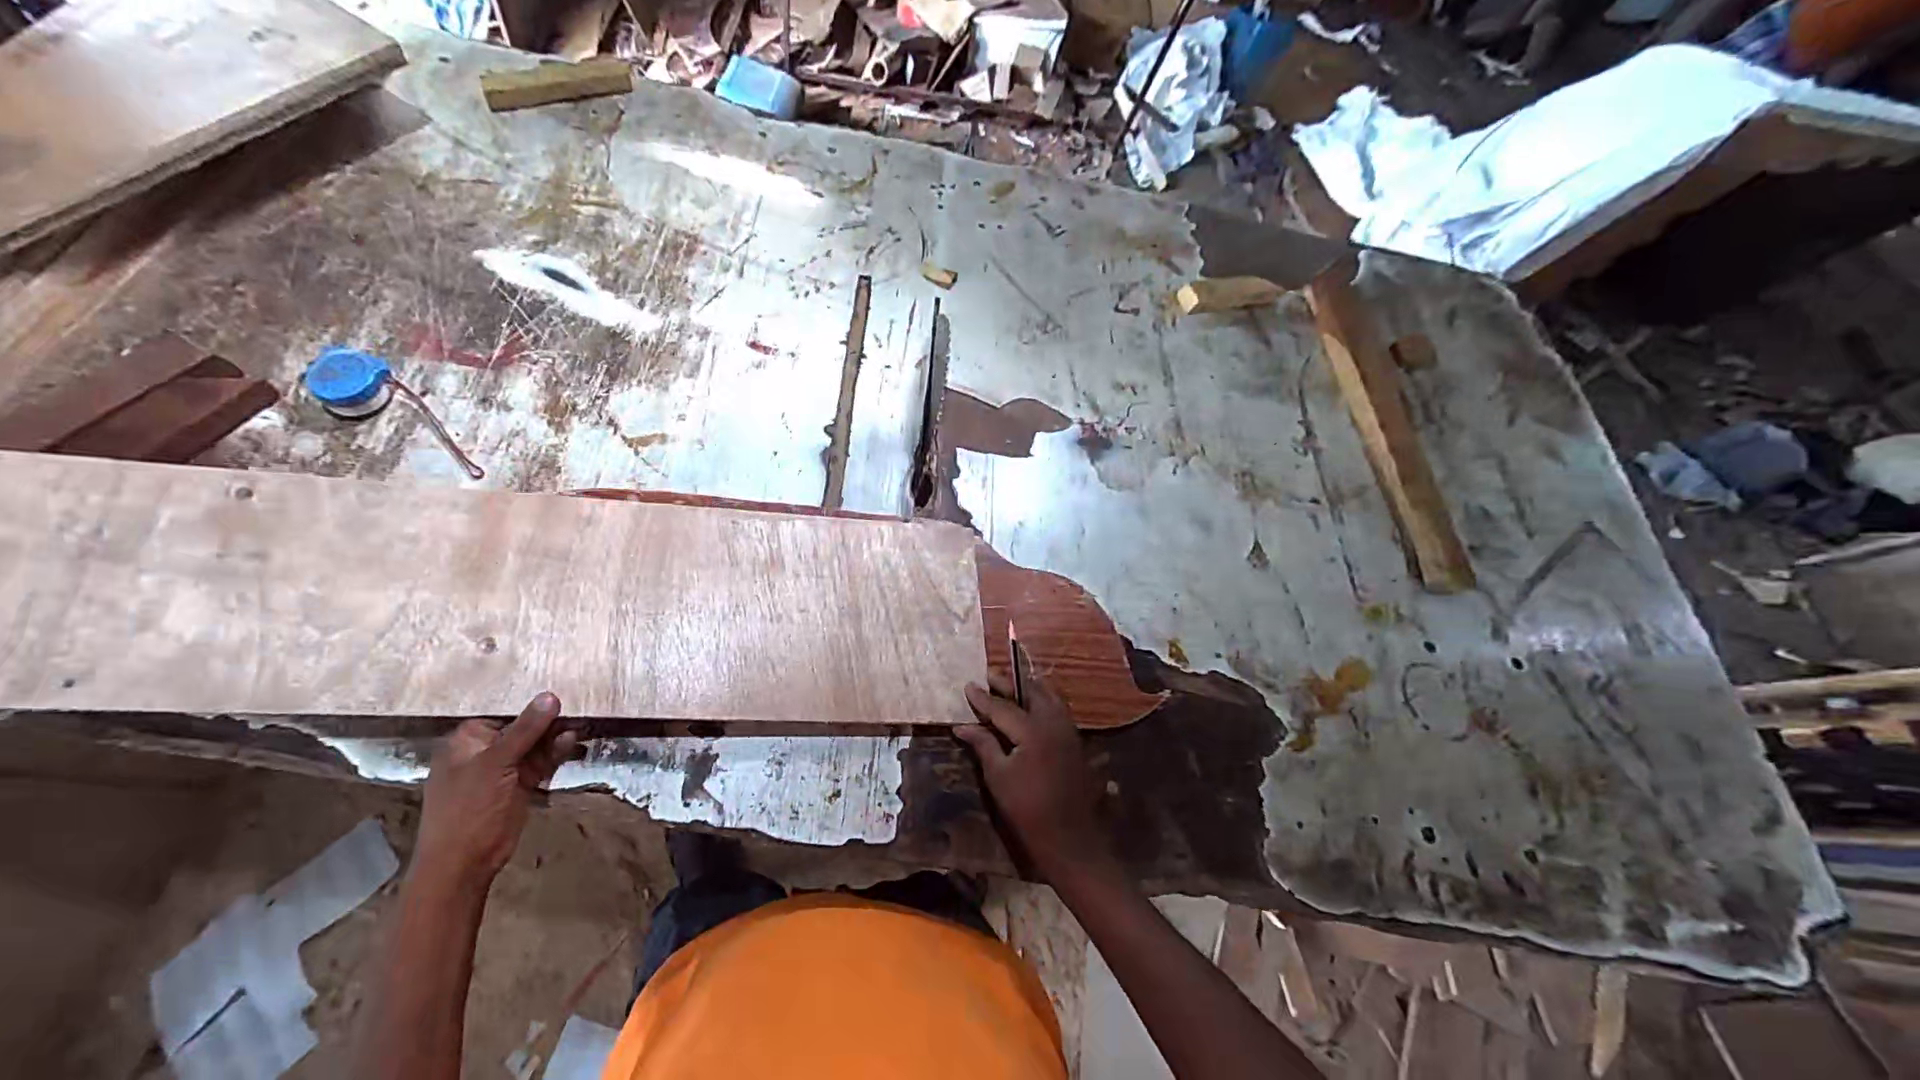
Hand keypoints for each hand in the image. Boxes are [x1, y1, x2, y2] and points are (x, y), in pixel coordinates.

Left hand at [414, 692, 578, 893]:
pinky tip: (572, 741)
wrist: (464, 862)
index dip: (530, 702)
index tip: (560, 689)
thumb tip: (550, 696)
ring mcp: (504, 769)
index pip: (503, 711)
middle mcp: (485, 751)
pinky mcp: (520, 784)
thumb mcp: (496, 763)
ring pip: (535, 744)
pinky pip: (541, 762)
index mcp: (467, 741)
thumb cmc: (468, 808)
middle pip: (522, 727)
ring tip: (580, 723)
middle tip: (578, 707)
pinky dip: (556, 752)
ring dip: (556, 735)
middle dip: (548, 719)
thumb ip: (525, 729)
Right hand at [957, 674, 1112, 880]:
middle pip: (1029, 693)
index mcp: (1032, 729)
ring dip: (1029, 688)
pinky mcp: (1074, 741)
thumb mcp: (998, 777)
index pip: (1002, 707)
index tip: (968, 685)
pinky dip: (1043, 700)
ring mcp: (1068, 730)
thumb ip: (983, 744)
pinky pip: (1058, 709)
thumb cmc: (1026, 808)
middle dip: (1009, 684)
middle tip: (990, 675)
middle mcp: (1053, 722)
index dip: (983, 698)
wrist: (1067, 836)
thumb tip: (963, 725)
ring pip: (1048, 697)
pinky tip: (1031, 705)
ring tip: (1011, 684)